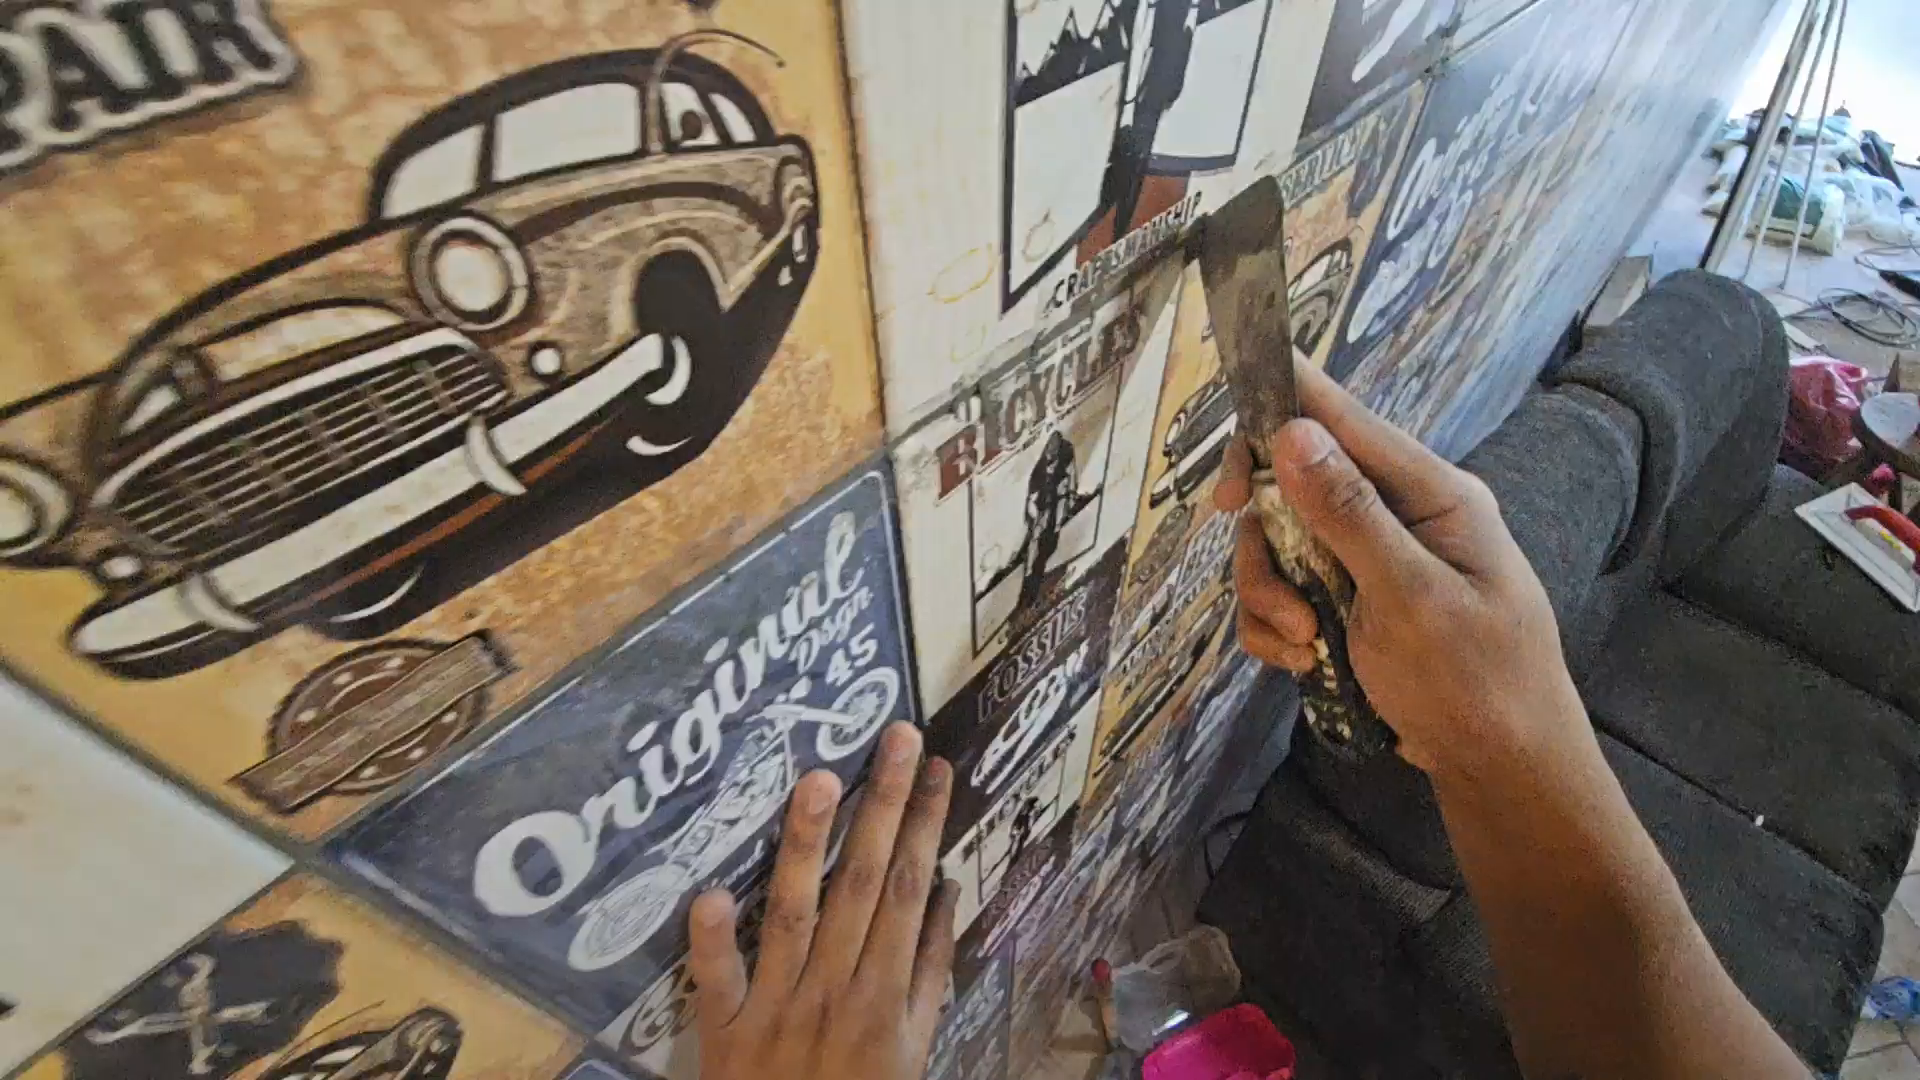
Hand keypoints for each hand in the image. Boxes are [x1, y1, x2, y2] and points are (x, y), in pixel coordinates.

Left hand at [688, 722, 956, 1079]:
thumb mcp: (916, 1049)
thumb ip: (931, 971)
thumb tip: (945, 891)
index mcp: (884, 991)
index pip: (910, 887)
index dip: (927, 824)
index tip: (937, 768)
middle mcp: (833, 985)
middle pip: (862, 881)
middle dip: (885, 805)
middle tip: (898, 739)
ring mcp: (776, 1004)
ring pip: (795, 911)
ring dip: (806, 845)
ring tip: (820, 777)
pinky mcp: (724, 1028)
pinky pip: (716, 982)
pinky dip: (710, 943)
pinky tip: (708, 893)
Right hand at [1214, 361, 1585, 782]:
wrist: (1494, 767)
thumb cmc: (1475, 680)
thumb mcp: (1411, 597)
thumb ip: (1350, 513)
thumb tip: (1292, 430)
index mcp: (1427, 494)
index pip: (1346, 422)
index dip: (1287, 399)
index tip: (1234, 388)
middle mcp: (1388, 516)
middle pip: (1291, 484)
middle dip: (1262, 527)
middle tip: (1236, 534)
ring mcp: (1359, 560)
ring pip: (1273, 545)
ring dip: (1266, 592)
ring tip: (1300, 641)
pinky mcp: (1337, 601)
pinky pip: (1275, 593)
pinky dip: (1271, 626)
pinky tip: (1299, 660)